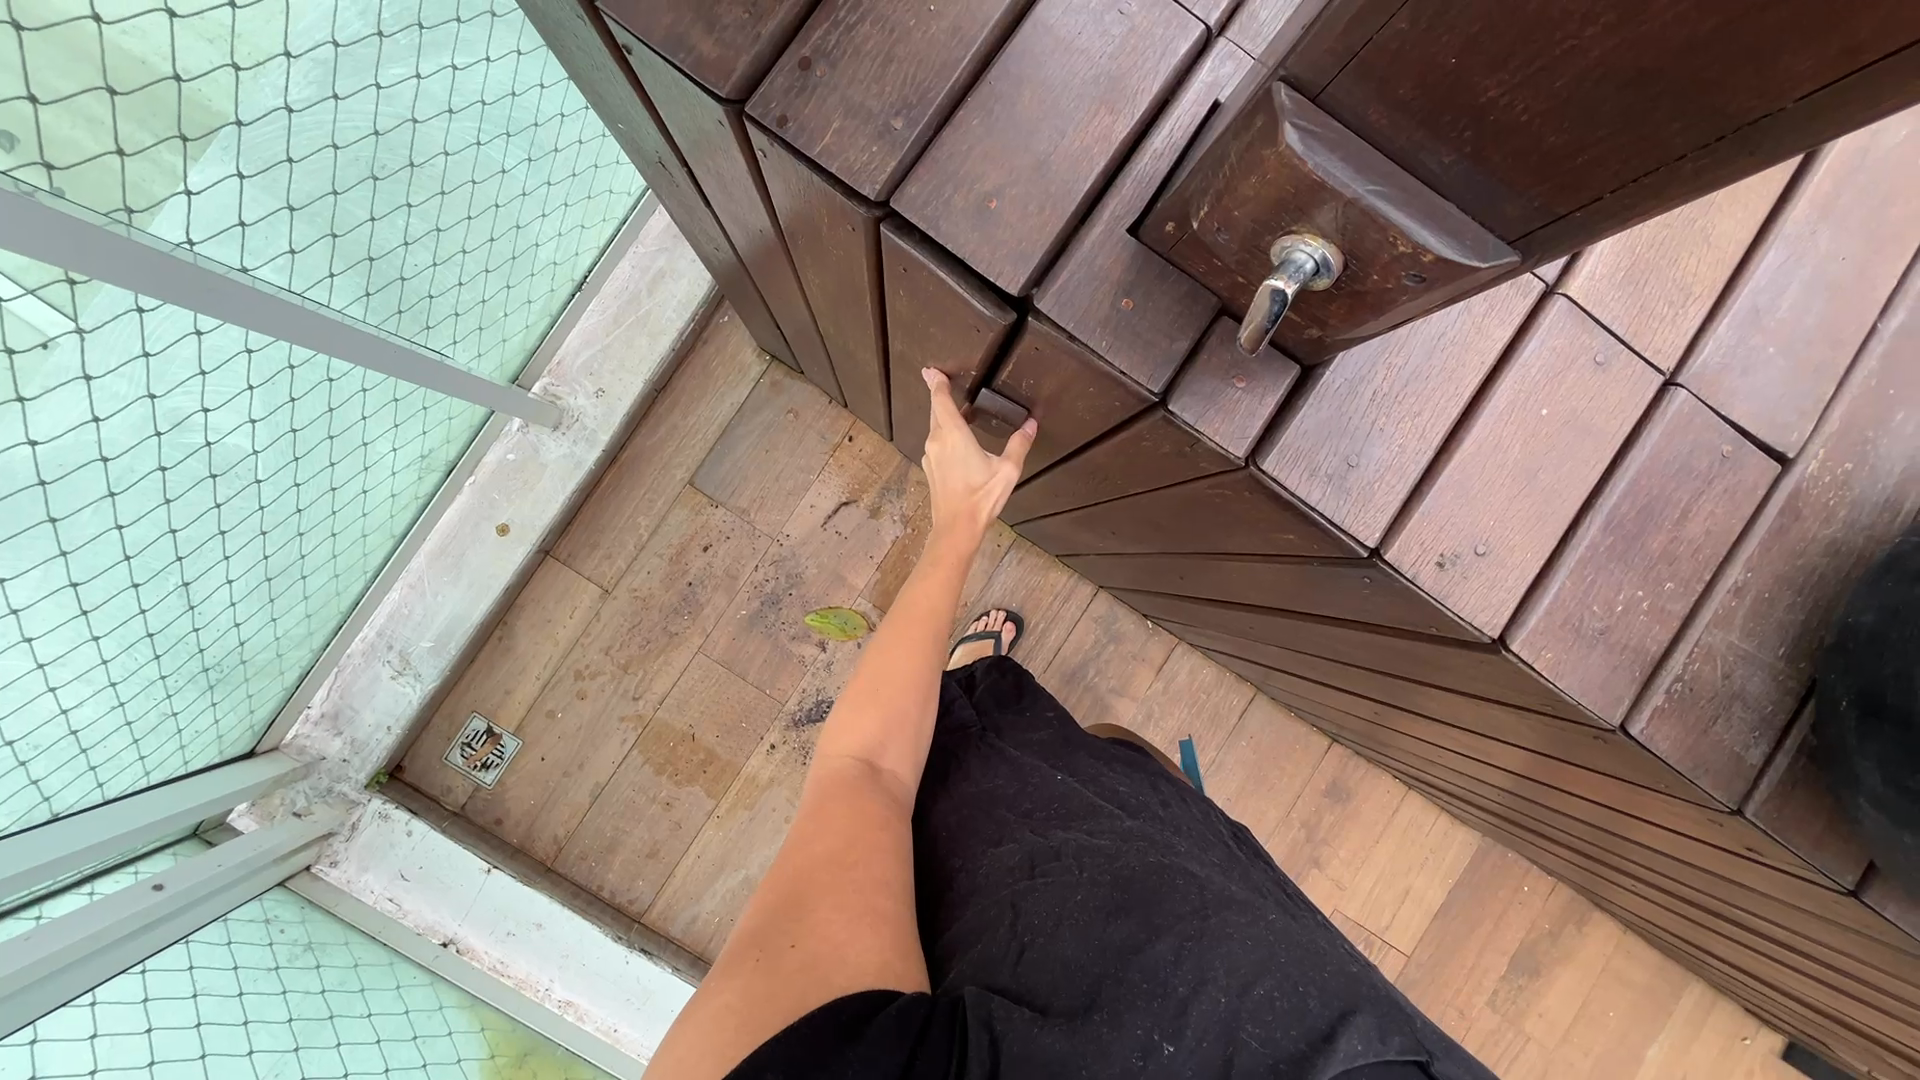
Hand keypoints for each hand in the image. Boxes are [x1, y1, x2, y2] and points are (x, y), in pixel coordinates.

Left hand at [919, 368, 1036, 542]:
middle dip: (937, 394)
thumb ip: (1019, 444)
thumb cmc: (980, 499)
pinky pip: (936, 443)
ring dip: (942, 416)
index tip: (932, 370)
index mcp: (953, 435)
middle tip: (937, 379)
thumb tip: (1030, 425)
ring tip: (957, 410)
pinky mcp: (931, 468)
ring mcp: (932, 456)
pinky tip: (957, 439)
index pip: (941, 400)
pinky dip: (944, 434)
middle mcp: (937, 441)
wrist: (957, 528)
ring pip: (935, 427)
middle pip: (935, 411)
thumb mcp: (1008, 470)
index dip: (937, 383)